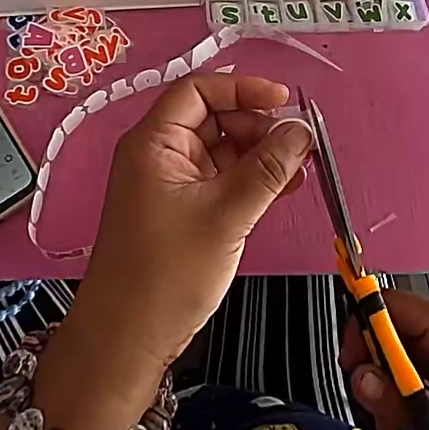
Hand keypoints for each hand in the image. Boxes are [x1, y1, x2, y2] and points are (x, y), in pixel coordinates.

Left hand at [73, 73, 314, 375]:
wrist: (127, 341)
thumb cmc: (162, 277)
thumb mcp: (225, 216)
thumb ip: (267, 169)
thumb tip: (300, 132)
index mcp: (155, 143)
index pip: (199, 91)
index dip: (242, 88)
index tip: (282, 100)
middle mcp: (161, 155)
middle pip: (215, 118)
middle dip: (258, 126)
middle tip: (295, 144)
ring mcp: (174, 182)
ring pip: (224, 149)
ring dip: (261, 154)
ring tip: (297, 168)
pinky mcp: (186, 207)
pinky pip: (224, 177)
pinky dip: (253, 178)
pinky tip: (283, 186)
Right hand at [341, 290, 428, 429]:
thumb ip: (403, 404)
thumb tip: (360, 378)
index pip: (388, 304)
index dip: (362, 329)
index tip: (350, 364)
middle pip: (386, 328)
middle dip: (372, 366)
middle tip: (374, 406)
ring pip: (392, 353)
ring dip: (385, 387)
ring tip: (396, 424)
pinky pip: (406, 371)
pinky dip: (398, 396)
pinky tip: (406, 425)